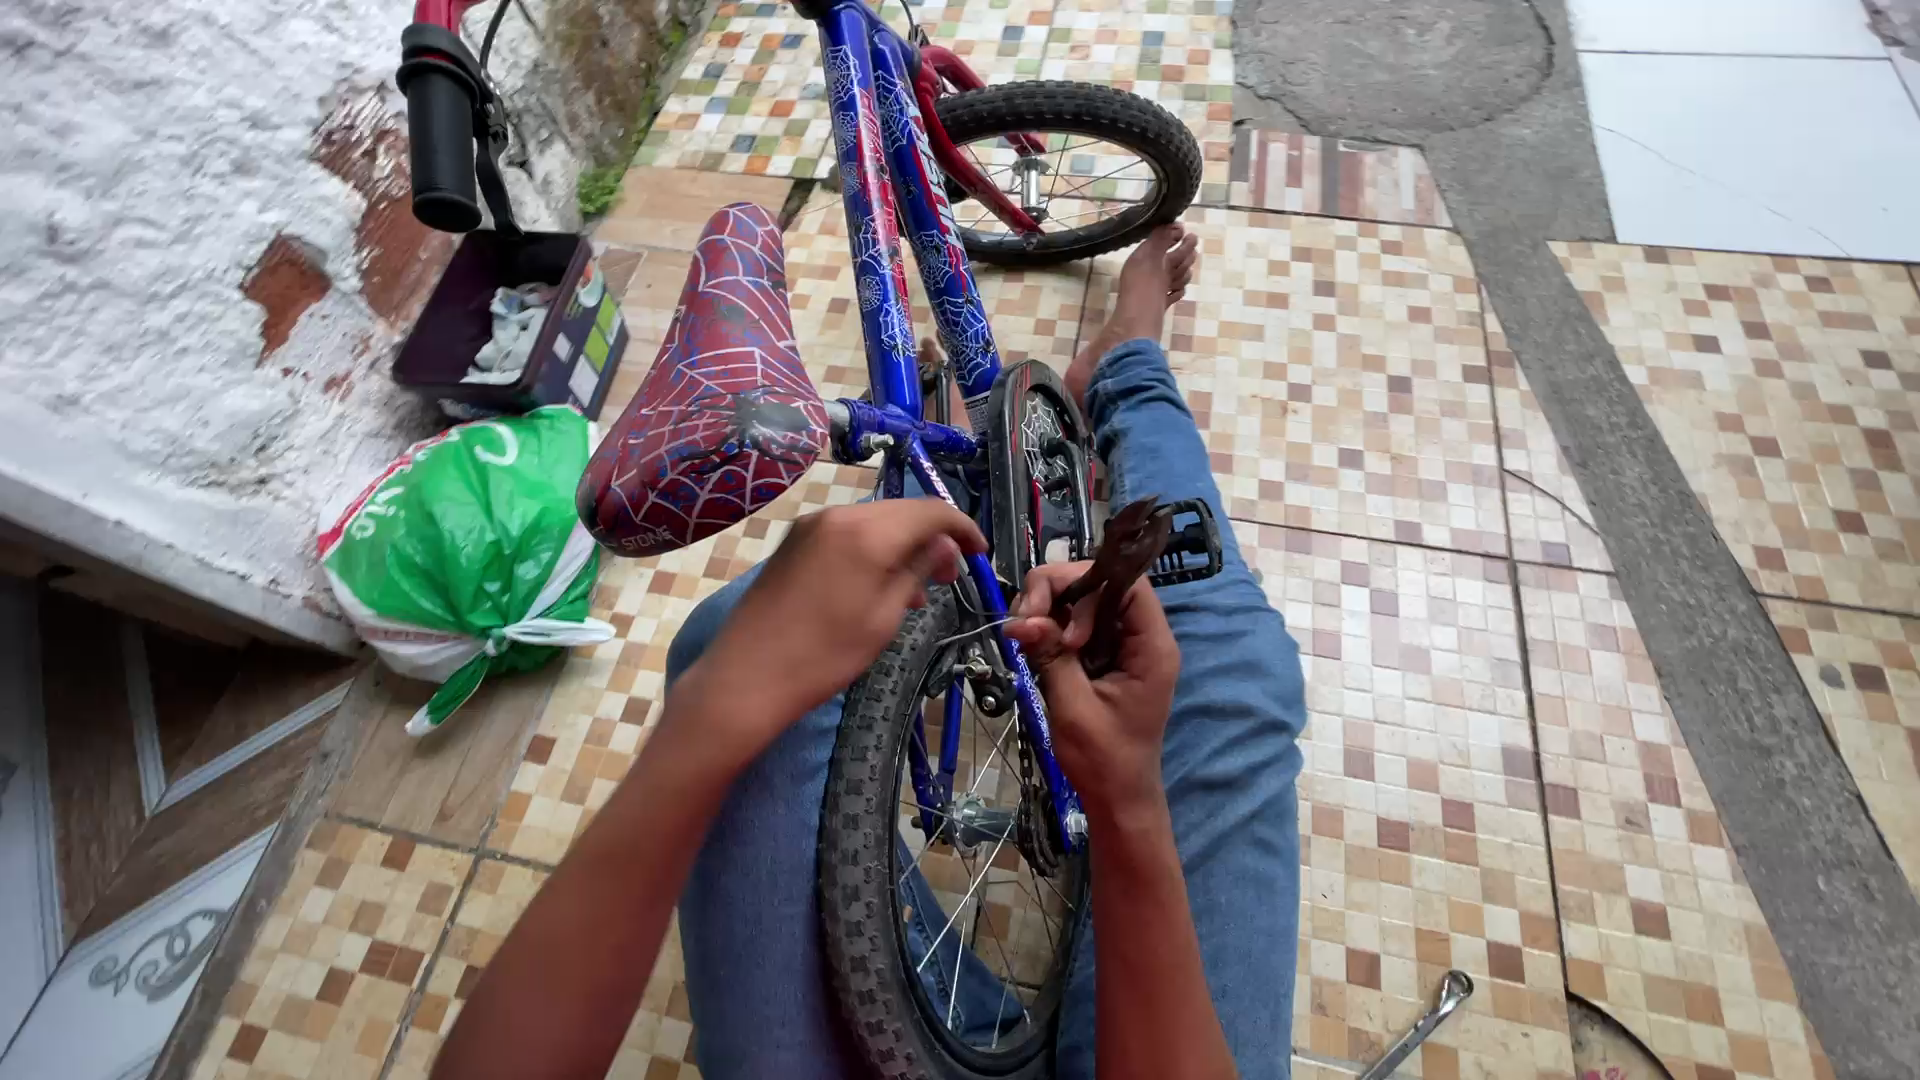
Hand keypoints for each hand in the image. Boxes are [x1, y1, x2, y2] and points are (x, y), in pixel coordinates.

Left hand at [674, 499, 986, 759]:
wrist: (746, 677)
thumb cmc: (824, 656)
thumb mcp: (884, 618)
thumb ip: (917, 572)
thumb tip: (944, 547)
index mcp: (867, 532)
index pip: (931, 511)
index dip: (962, 528)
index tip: (980, 553)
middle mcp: (839, 514)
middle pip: (903, 511)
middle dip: (933, 536)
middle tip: (949, 577)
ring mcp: (812, 524)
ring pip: (876, 520)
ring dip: (904, 543)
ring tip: (918, 588)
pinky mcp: (795, 540)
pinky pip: (848, 532)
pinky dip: (874, 548)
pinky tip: (881, 583)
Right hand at [1005, 563, 1179, 817]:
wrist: (1117, 798)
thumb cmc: (1104, 760)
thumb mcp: (1073, 706)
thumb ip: (1051, 655)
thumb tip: (1019, 619)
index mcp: (1151, 646)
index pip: (1127, 584)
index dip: (1085, 584)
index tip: (1052, 614)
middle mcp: (1141, 637)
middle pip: (1100, 584)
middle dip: (1057, 592)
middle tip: (1024, 620)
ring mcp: (1121, 644)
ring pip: (1083, 599)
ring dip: (1048, 606)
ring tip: (1022, 631)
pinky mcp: (1103, 654)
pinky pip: (1076, 622)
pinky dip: (1050, 623)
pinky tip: (1030, 638)